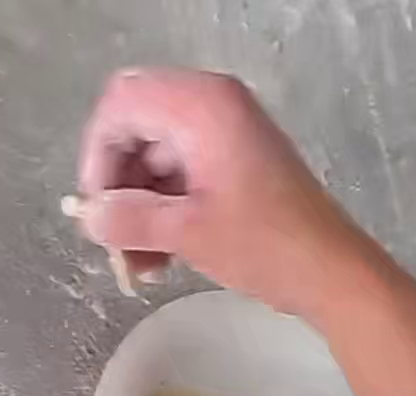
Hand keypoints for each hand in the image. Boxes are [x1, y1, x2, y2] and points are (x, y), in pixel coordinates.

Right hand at [75, 68, 381, 316]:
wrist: (326, 271)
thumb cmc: (263, 246)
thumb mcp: (189, 233)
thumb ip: (130, 220)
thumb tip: (88, 218)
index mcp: (201, 106)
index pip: (121, 104)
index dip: (97, 156)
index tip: (95, 210)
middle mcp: (208, 108)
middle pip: (133, 133)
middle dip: (117, 190)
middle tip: (113, 244)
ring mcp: (219, 138)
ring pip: (151, 164)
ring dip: (136, 213)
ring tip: (137, 265)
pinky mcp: (226, 168)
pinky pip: (175, 182)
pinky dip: (159, 217)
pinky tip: (156, 260)